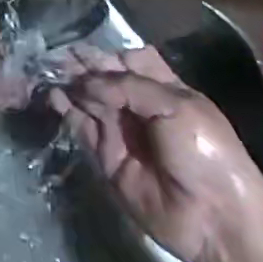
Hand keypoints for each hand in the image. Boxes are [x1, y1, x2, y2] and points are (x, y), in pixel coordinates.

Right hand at [48, 46, 262, 261]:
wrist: (213, 217)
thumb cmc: (204, 150)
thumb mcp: (175, 106)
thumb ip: (129, 87)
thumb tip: (86, 81)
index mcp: (166, 88)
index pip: (133, 60)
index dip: (110, 52)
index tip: (84, 44)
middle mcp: (141, 106)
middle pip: (108, 78)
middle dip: (85, 65)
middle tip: (56, 54)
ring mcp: (123, 132)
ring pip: (91, 100)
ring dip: (72, 85)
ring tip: (49, 70)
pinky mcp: (107, 159)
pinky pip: (84, 129)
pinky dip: (68, 112)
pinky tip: (54, 96)